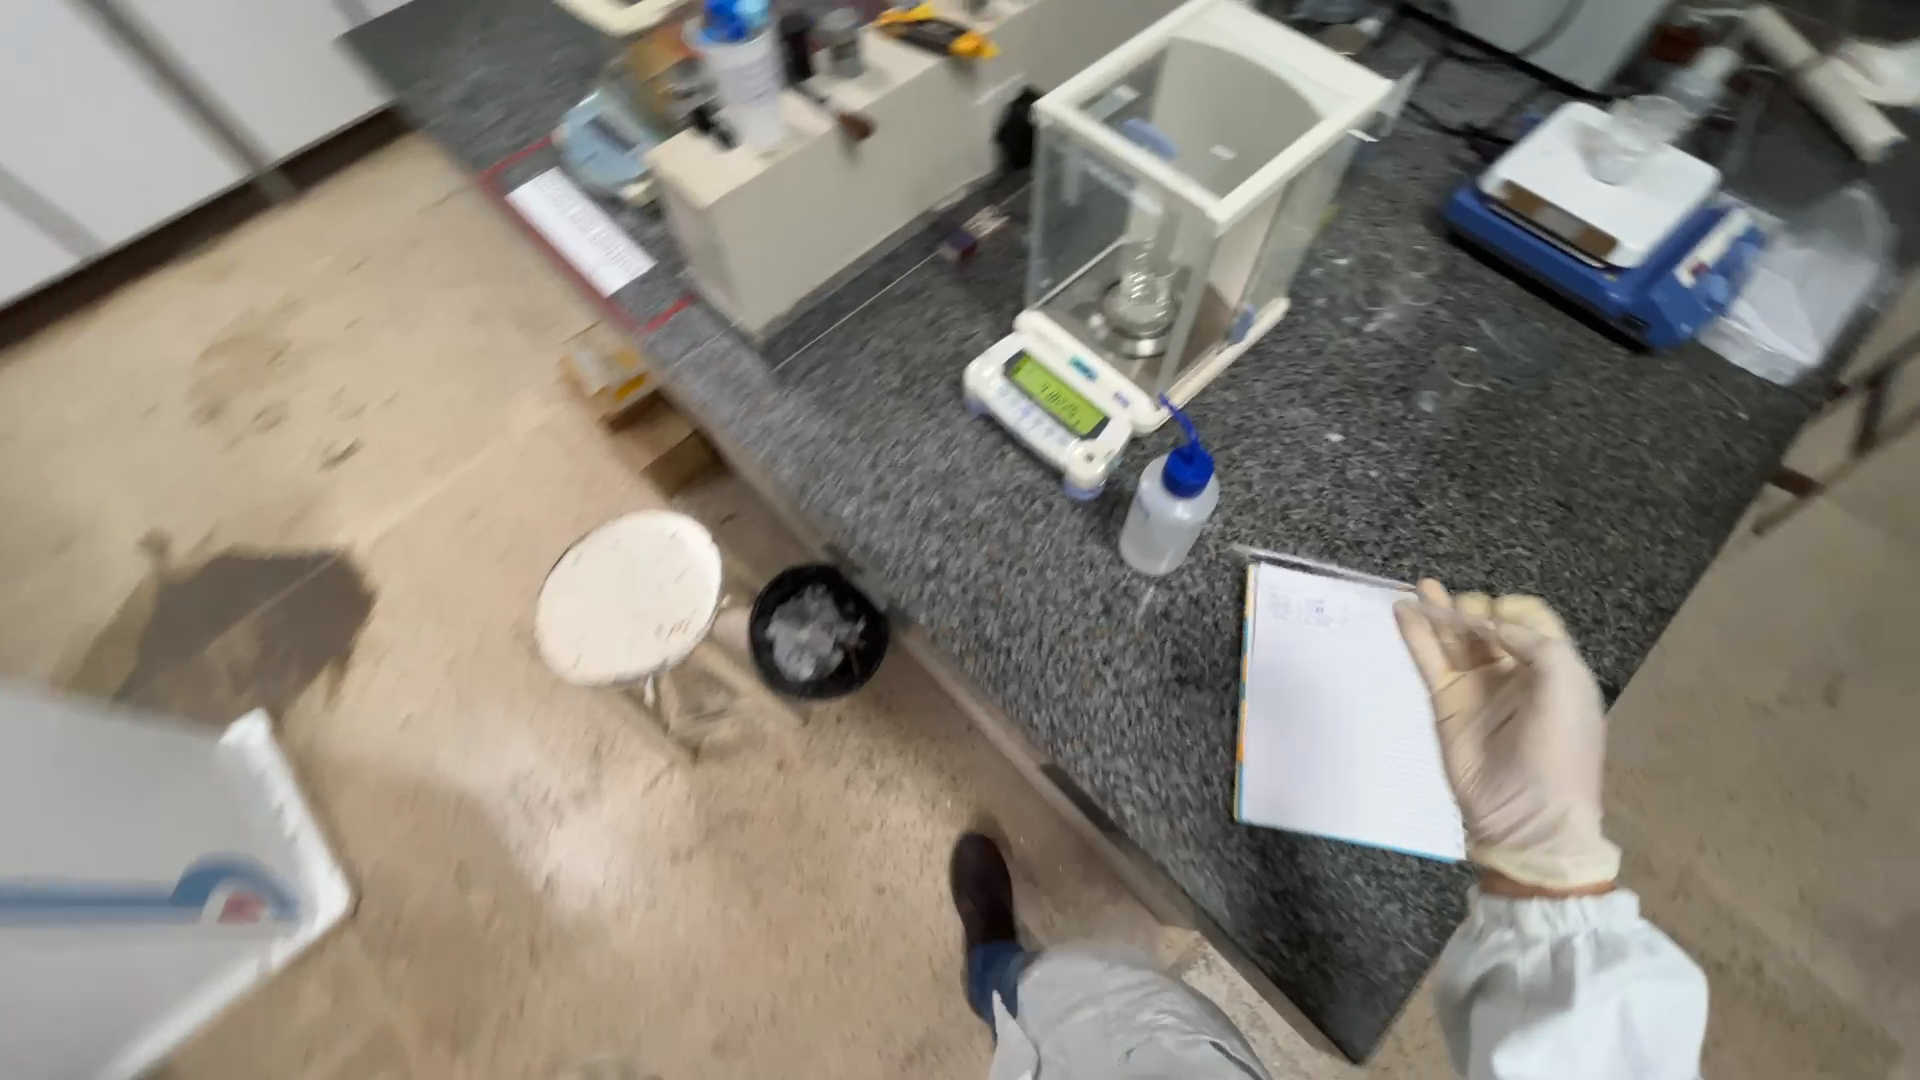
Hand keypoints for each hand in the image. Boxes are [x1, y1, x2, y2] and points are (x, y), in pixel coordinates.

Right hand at [1393, 580, 1619, 891]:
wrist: (1526, 811)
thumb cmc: (1558, 749)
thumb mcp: (1566, 687)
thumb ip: (1532, 643)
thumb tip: (1485, 626)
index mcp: (1554, 669)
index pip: (1530, 620)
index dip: (1512, 610)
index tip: (1497, 620)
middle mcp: (1515, 672)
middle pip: (1488, 624)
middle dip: (1474, 608)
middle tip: (1462, 613)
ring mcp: (1476, 685)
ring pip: (1453, 638)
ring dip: (1439, 610)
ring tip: (1421, 587)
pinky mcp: (1445, 699)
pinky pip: (1428, 658)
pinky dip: (1415, 633)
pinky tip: (1403, 609)